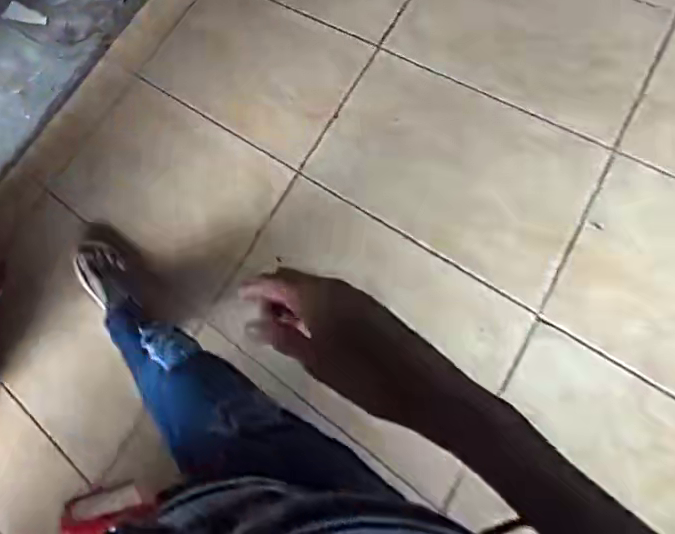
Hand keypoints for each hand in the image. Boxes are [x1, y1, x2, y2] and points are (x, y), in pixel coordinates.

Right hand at [239, 269, 475, 432]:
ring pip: (312, 288)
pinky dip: (315, 307)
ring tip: (288, 326)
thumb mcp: (315, 360)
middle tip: (262, 316)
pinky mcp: (374, 311)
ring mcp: (357, 297)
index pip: (271, 281)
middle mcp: (333, 287)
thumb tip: (250, 324)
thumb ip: (280, 337)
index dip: (252, 288)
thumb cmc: (366, 377)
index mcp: (313, 294)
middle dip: (273, 293)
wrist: (435, 395)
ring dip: (295, 301)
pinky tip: (318, 331)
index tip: (238, 297)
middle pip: (291, 279)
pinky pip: (332, 298)